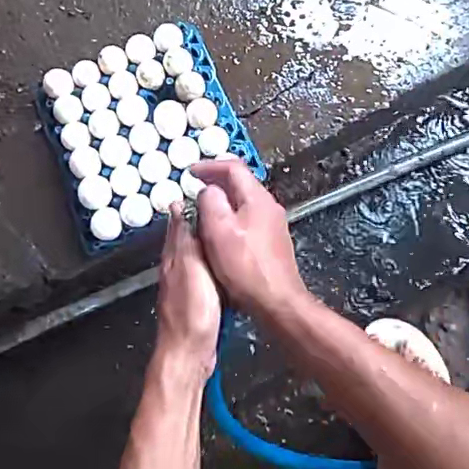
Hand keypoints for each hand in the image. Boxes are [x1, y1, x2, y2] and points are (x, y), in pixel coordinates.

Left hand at [154, 202, 219, 382]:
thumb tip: (178, 207)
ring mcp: (187, 286)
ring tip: (228, 234)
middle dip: (203, 224)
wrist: (190, 354)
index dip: (191, 207)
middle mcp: (176, 269)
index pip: (179, 223)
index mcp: (173, 257)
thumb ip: (185, 239)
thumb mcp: (191, 267)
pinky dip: (217, 267)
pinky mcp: (198, 302)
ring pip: (199, 257)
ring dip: (211, 245)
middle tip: (222, 211)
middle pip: (189, 238)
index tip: (206, 194)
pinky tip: (227, 268)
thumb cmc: (192, 313)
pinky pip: (208, 276)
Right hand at [189, 161, 310, 321]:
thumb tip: (208, 191)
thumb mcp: (219, 231)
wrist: (277, 302)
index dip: (209, 166)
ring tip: (201, 209)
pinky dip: (230, 217)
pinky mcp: (271, 241)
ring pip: (243, 201)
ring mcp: (272, 224)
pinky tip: (219, 232)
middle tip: (194, 188)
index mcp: (257, 198)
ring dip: (221, 201)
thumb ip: (210, 203)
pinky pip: (247, 218)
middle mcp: (269, 207)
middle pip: (240, 183)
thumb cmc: (246, 268)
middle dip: (215, 182)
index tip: (191, 172)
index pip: (233, 167)